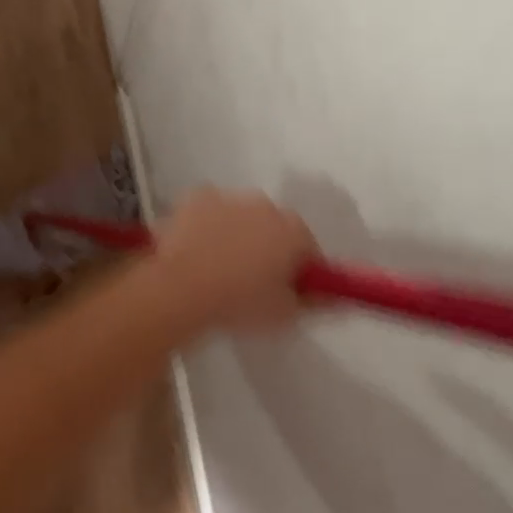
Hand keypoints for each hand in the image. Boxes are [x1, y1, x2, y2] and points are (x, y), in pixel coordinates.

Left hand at [147, 188, 318, 334]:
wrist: (181, 287)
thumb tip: (332, 297)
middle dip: (270, 248)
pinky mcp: (195, 197)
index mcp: (293, 229)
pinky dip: (207, 226)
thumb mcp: (286, 315)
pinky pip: (210, 212)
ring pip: (241, 217)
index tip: (291, 291)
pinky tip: (197, 252)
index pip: (309, 247)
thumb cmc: (240, 302)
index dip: (302, 270)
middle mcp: (264, 204)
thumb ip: (314, 302)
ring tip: (220, 270)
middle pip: (275, 226)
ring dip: (238, 235)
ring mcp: (228, 197)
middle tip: (255, 282)